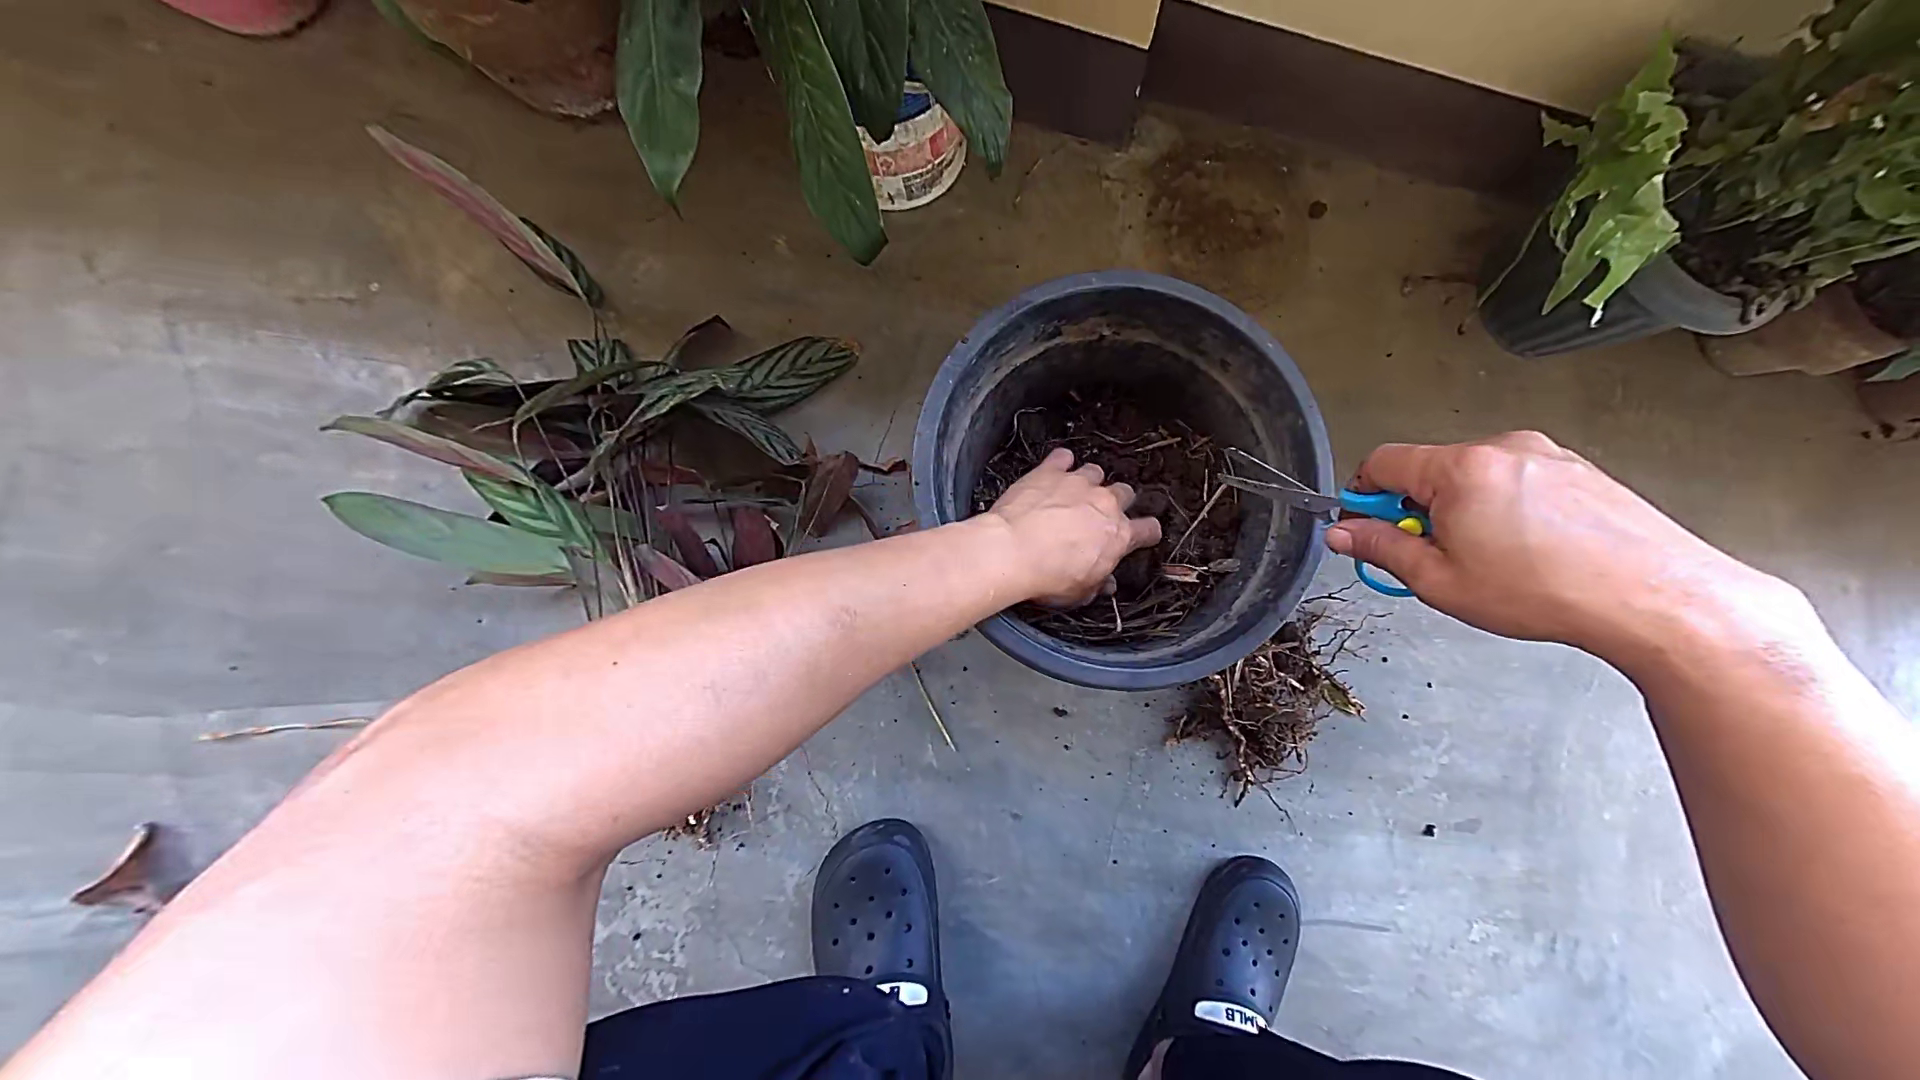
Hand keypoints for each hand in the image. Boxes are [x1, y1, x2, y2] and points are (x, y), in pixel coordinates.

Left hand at [983, 447, 1162, 607]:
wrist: (1012, 551)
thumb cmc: (1046, 573)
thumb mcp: (1079, 592)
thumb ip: (1097, 583)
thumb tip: (1104, 584)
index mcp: (1118, 535)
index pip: (1147, 529)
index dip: (1148, 532)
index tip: (1144, 533)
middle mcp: (1104, 504)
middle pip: (1125, 493)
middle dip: (1118, 501)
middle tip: (1103, 513)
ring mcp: (1078, 484)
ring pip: (1096, 472)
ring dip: (1090, 480)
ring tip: (1077, 491)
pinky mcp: (1050, 472)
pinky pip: (1062, 458)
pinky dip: (1061, 462)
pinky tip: (1056, 467)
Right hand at [1327, 432, 1810, 662]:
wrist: (1658, 599)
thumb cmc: (1548, 591)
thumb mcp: (1437, 579)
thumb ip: (1379, 548)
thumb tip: (1342, 533)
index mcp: (1461, 468)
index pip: (1381, 461)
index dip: (1362, 495)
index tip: (1366, 526)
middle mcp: (1503, 449)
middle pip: (1425, 468)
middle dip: (1412, 508)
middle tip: (1427, 554)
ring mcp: (1546, 455)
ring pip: (1469, 475)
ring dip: (1454, 509)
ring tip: (1479, 557)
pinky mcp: (1576, 469)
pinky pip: (1510, 479)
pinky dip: (1496, 507)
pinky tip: (1517, 549)